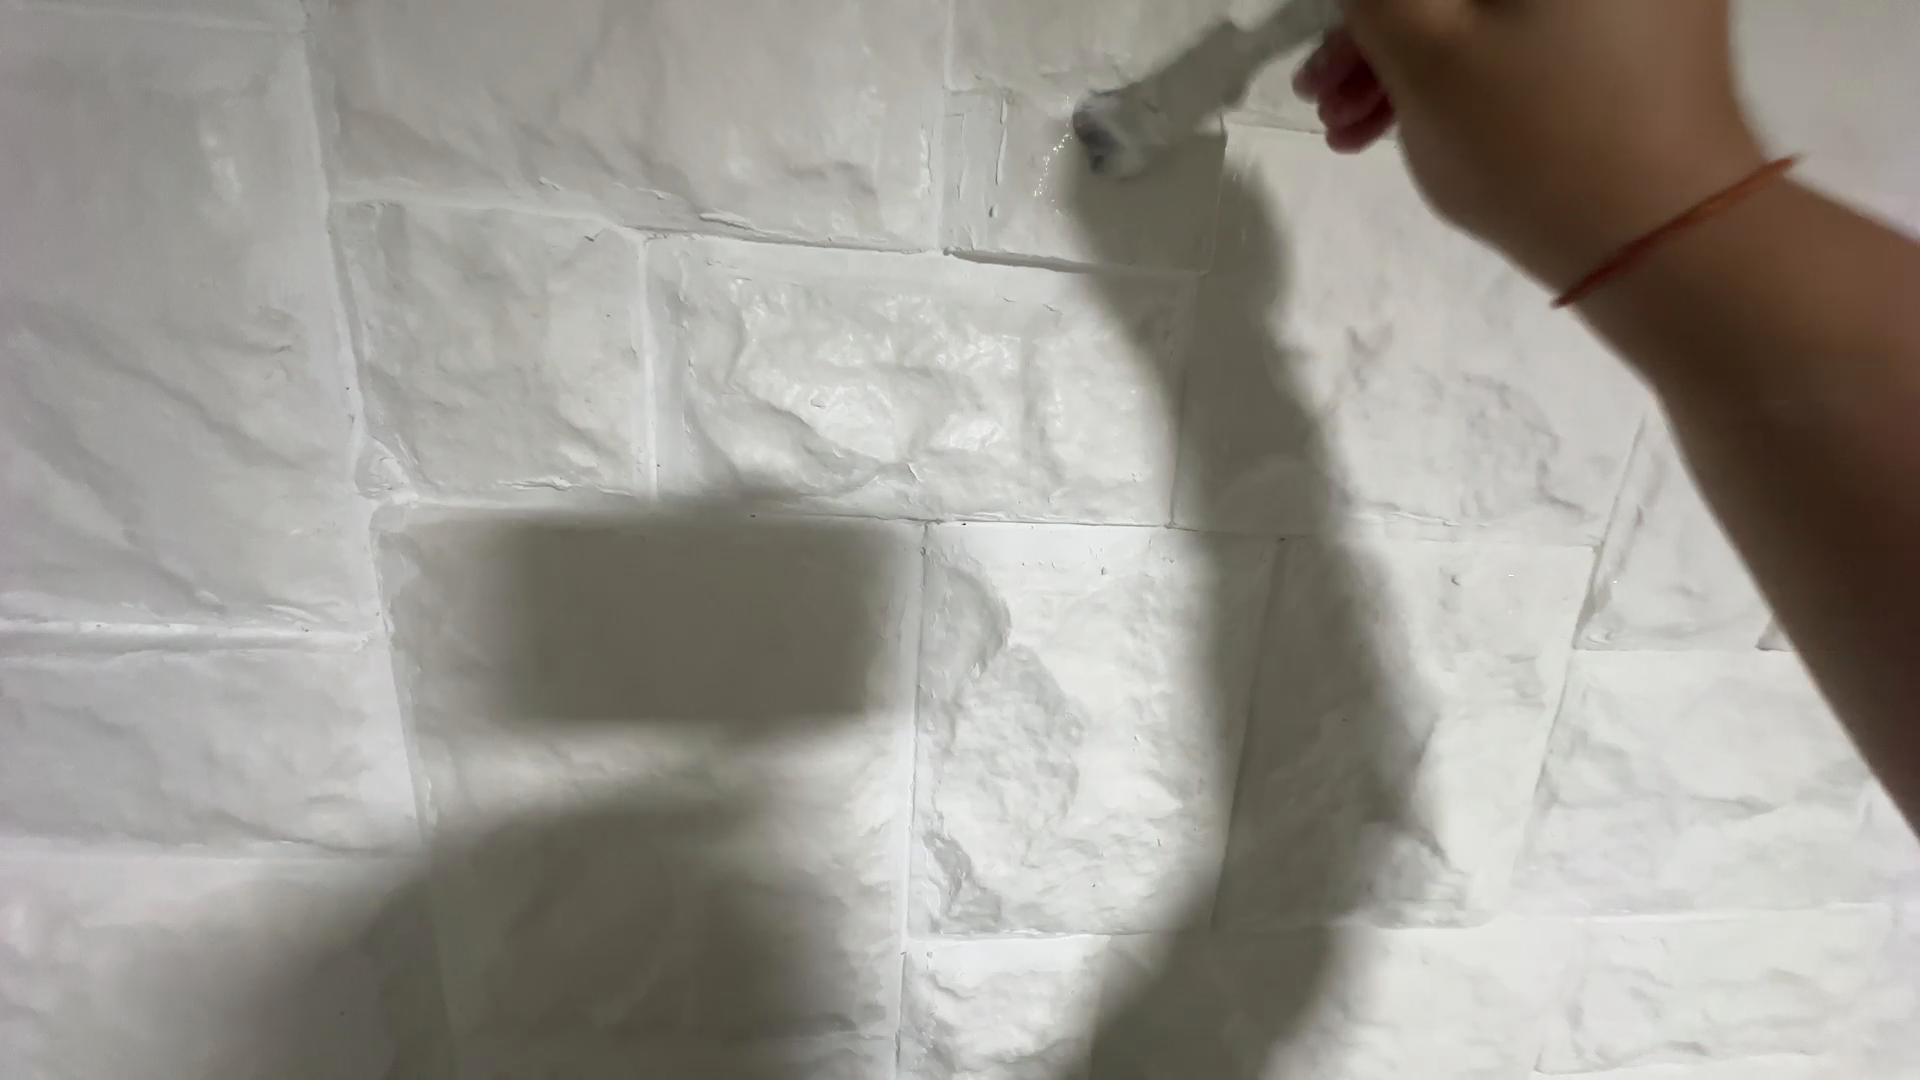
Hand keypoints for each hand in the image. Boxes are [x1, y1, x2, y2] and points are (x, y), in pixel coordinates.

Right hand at [1294, 0, 1767, 288]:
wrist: (1645, 227)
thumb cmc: (1524, 135)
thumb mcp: (1422, 55)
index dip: (1367, 8)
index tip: (1323, 56)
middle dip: (1376, 31)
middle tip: (1320, 97)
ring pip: (1480, 7)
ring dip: (1399, 60)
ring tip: (1346, 130)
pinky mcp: (1626, 27)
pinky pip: (1518, 29)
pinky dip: (1453, 67)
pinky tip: (1399, 122)